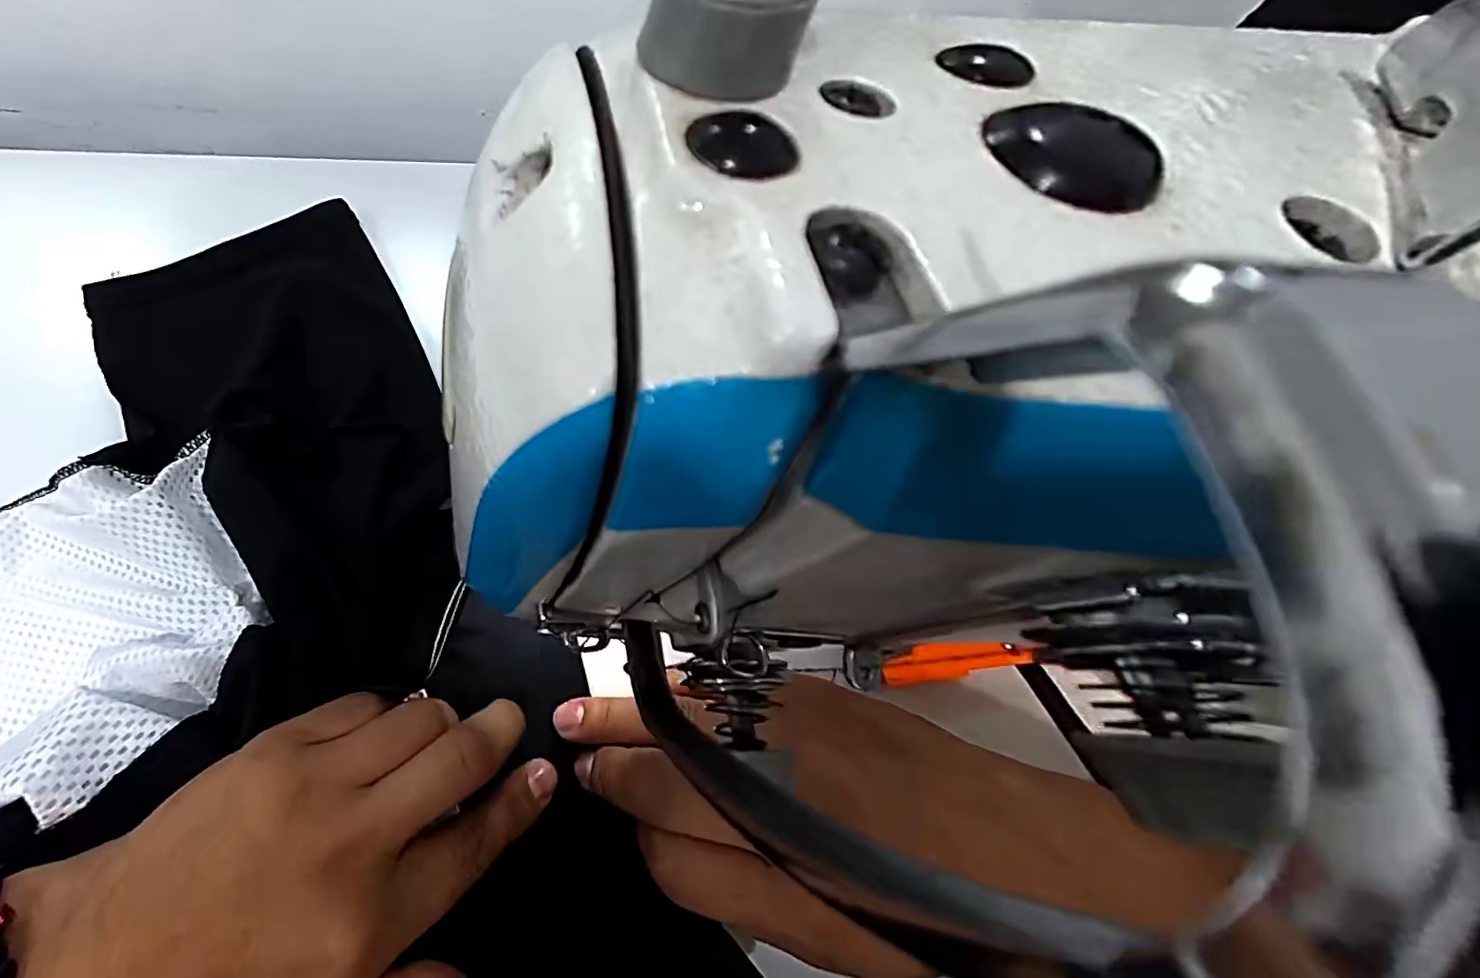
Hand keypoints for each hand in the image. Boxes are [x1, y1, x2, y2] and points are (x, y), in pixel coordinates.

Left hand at [10, 693, 556, 977]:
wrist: (100, 955)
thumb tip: (468, 968)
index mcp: (375, 916)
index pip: (473, 840)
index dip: (519, 801)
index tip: (544, 771)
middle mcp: (358, 837)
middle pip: (455, 758)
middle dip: (495, 730)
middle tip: (507, 717)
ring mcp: (315, 779)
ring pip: (413, 718)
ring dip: (437, 718)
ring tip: (438, 728)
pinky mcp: (275, 744)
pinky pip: (356, 705)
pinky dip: (381, 711)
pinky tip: (377, 727)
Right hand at [553, 675, 1241, 977]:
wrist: (1066, 866)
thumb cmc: (952, 929)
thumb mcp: (838, 939)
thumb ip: (730, 886)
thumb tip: (648, 839)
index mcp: (780, 816)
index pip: (663, 794)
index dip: (616, 785)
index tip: (579, 773)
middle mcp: (784, 743)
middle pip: (669, 731)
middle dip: (610, 728)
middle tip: (561, 719)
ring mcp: (806, 707)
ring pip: (697, 698)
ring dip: (644, 704)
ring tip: (599, 708)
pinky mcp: (827, 692)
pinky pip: (735, 687)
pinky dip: (693, 694)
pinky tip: (674, 702)